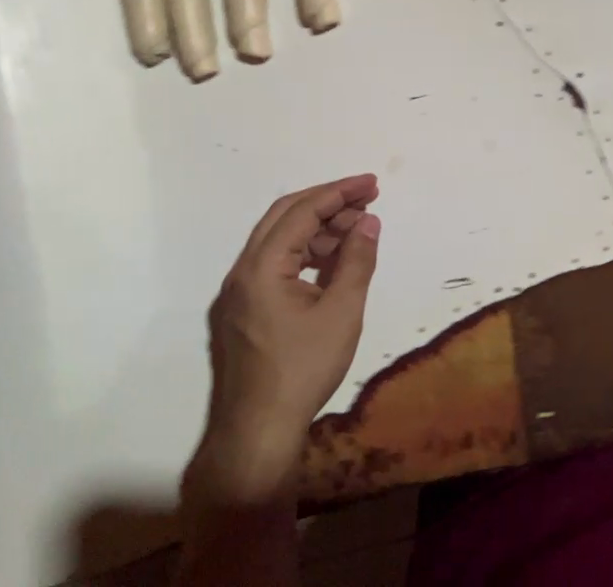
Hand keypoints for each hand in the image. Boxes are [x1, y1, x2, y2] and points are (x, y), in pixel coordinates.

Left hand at [184, 175, 382, 507]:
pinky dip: (306, 252)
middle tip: (368, 199)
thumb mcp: (342, 311)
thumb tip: (368, 222)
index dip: (340, 192)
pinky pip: (276, 264)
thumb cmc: (304, 368)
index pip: (302, 212)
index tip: (373, 184)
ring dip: (318, 228)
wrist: (258, 428)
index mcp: (261, 268)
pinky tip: (334, 260)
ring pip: (279, 241)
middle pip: (284, 218)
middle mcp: (242, 273)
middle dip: (327, 202)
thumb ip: (356, 260)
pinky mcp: (244, 311)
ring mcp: (239, 293)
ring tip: (359, 229)